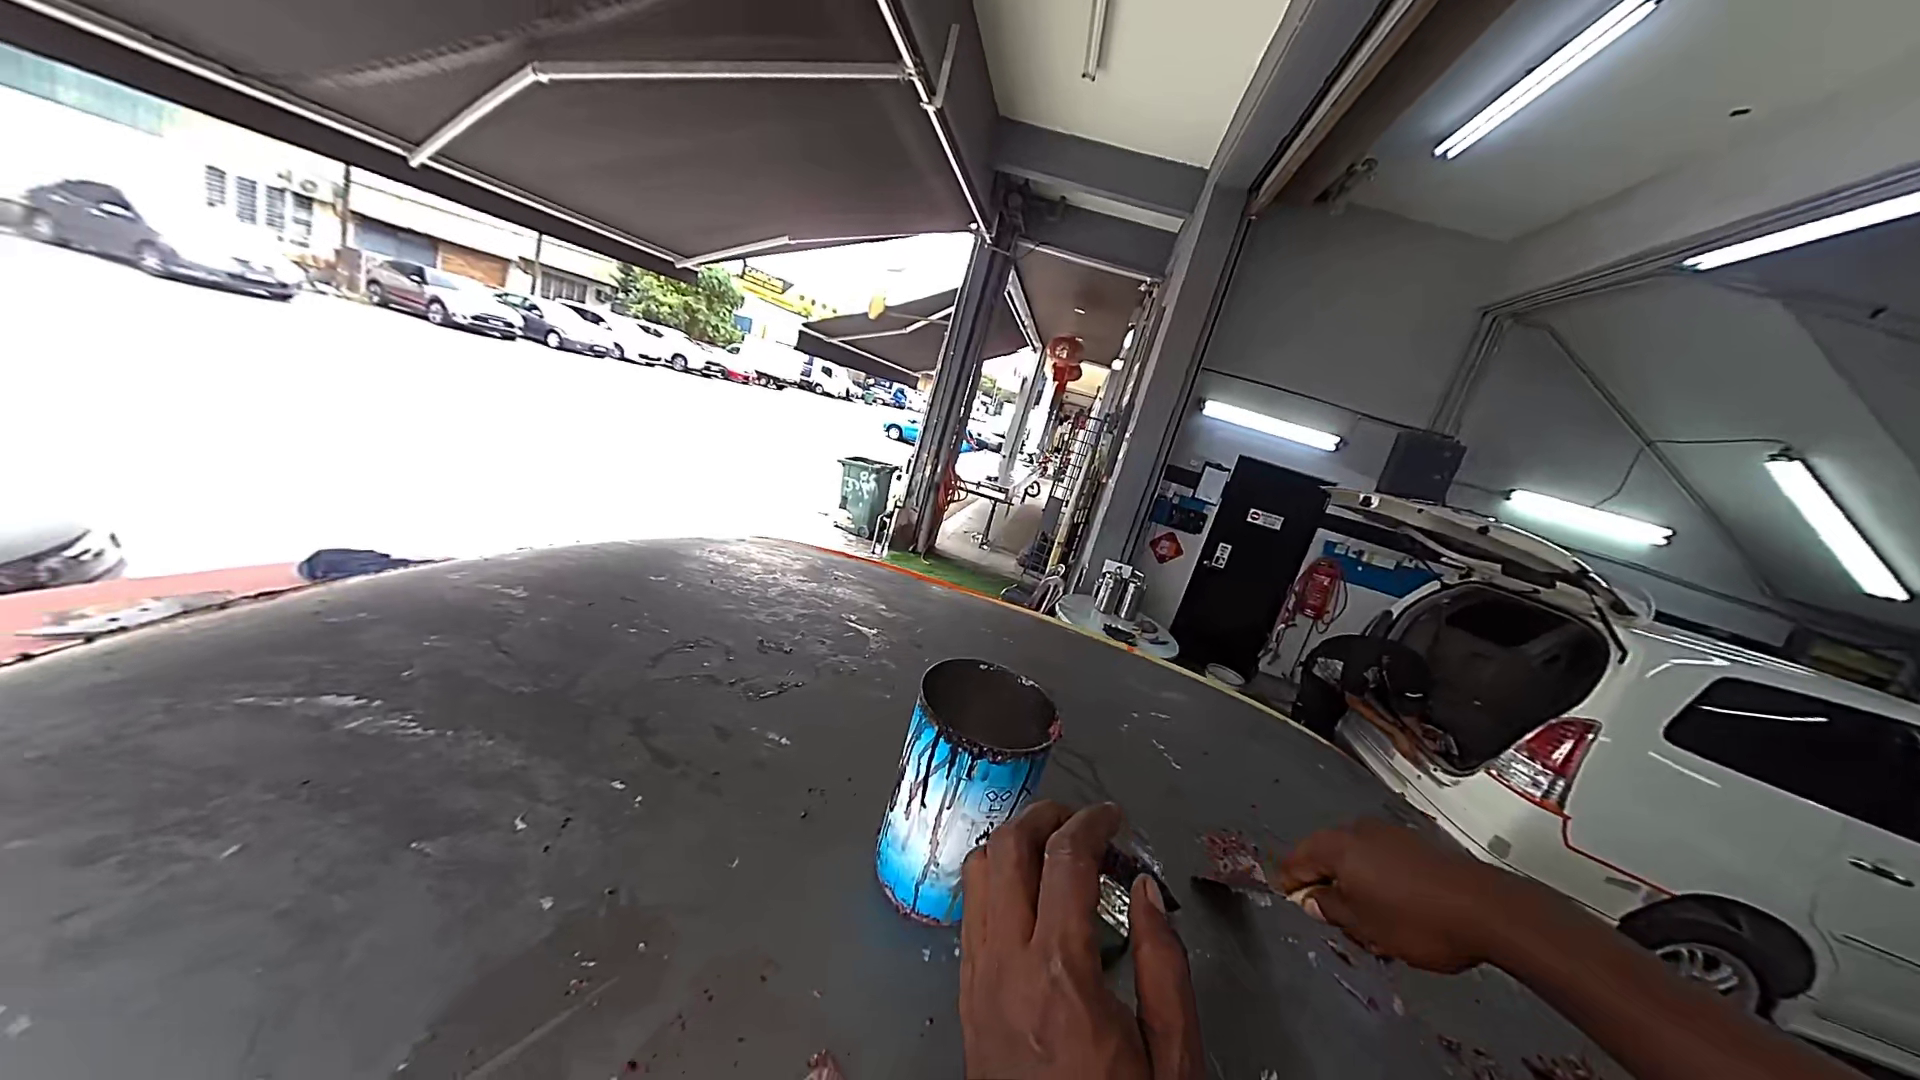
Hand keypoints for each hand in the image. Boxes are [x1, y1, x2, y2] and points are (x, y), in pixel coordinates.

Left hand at [960, 801, 1201, 1079]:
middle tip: (1078, 819)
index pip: (1064, 861)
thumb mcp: (1171, 1058)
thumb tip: (1145, 890)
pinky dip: (996, 878)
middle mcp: (1006, 966)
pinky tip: (1026, 890)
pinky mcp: (966, 993)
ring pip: (979, 870)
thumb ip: (1163, 963)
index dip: (1091, 822)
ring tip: (1051, 846)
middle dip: (1045, 816)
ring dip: (1014, 842)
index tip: (1110, 816)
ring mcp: (977, 977)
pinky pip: (970, 909)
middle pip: (1008, 848)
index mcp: (1061, 976)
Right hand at [1275, 818, 1537, 973]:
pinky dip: (1377, 878)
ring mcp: (1387, 833)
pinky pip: (1380, 858)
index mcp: (1335, 845)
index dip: (1291, 883)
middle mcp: (1356, 830)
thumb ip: (1330, 910)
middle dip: (1325, 883)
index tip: (1290, 901)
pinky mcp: (1414, 843)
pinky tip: (1393, 904)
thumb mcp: (1363, 925)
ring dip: (1353, 882)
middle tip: (1330, 916)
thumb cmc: (1415, 919)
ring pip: (1355, 858)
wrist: (1487, 910)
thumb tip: (1313, 901)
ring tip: (1366, 916)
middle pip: (1325, 856)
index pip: (1297, 861)